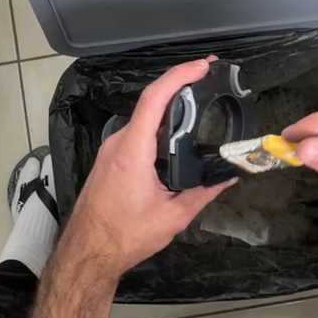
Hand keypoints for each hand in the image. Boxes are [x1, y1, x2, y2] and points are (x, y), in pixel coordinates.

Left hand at [58, 57, 234, 283]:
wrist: (88, 251)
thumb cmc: (125, 235)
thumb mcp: (173, 216)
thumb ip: (203, 192)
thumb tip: (229, 176)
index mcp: (133, 150)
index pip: (155, 99)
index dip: (179, 76)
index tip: (203, 65)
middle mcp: (120, 142)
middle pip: (152, 102)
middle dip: (181, 84)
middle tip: (210, 76)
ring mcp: (112, 149)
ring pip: (145, 117)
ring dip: (171, 106)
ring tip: (201, 100)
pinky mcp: (111, 158)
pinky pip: (138, 132)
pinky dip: (160, 124)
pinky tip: (179, 131)